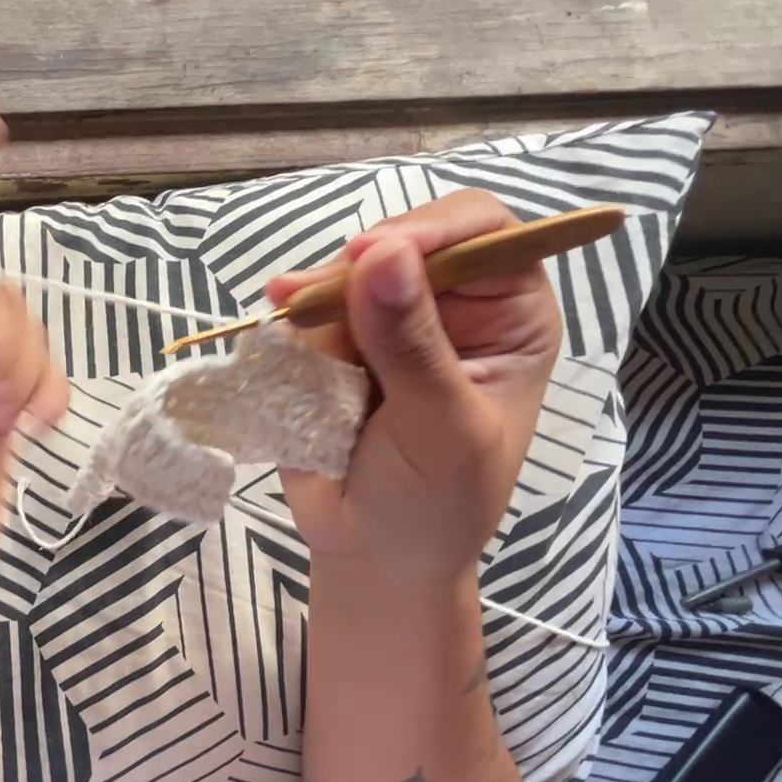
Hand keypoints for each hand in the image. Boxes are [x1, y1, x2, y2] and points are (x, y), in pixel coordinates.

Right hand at [270, 190, 562, 587]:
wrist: (370, 550)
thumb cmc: (433, 500)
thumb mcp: (438, 425)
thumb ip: (410, 343)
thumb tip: (382, 253)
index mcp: (507, 319)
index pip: (484, 238)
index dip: (432, 232)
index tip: (373, 254)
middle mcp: (449, 311)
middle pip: (405, 245)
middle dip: (357, 266)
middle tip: (308, 293)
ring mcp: (387, 327)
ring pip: (348, 277)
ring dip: (315, 290)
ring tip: (281, 304)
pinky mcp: (335, 349)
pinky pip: (311, 313)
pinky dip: (290, 314)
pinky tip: (274, 315)